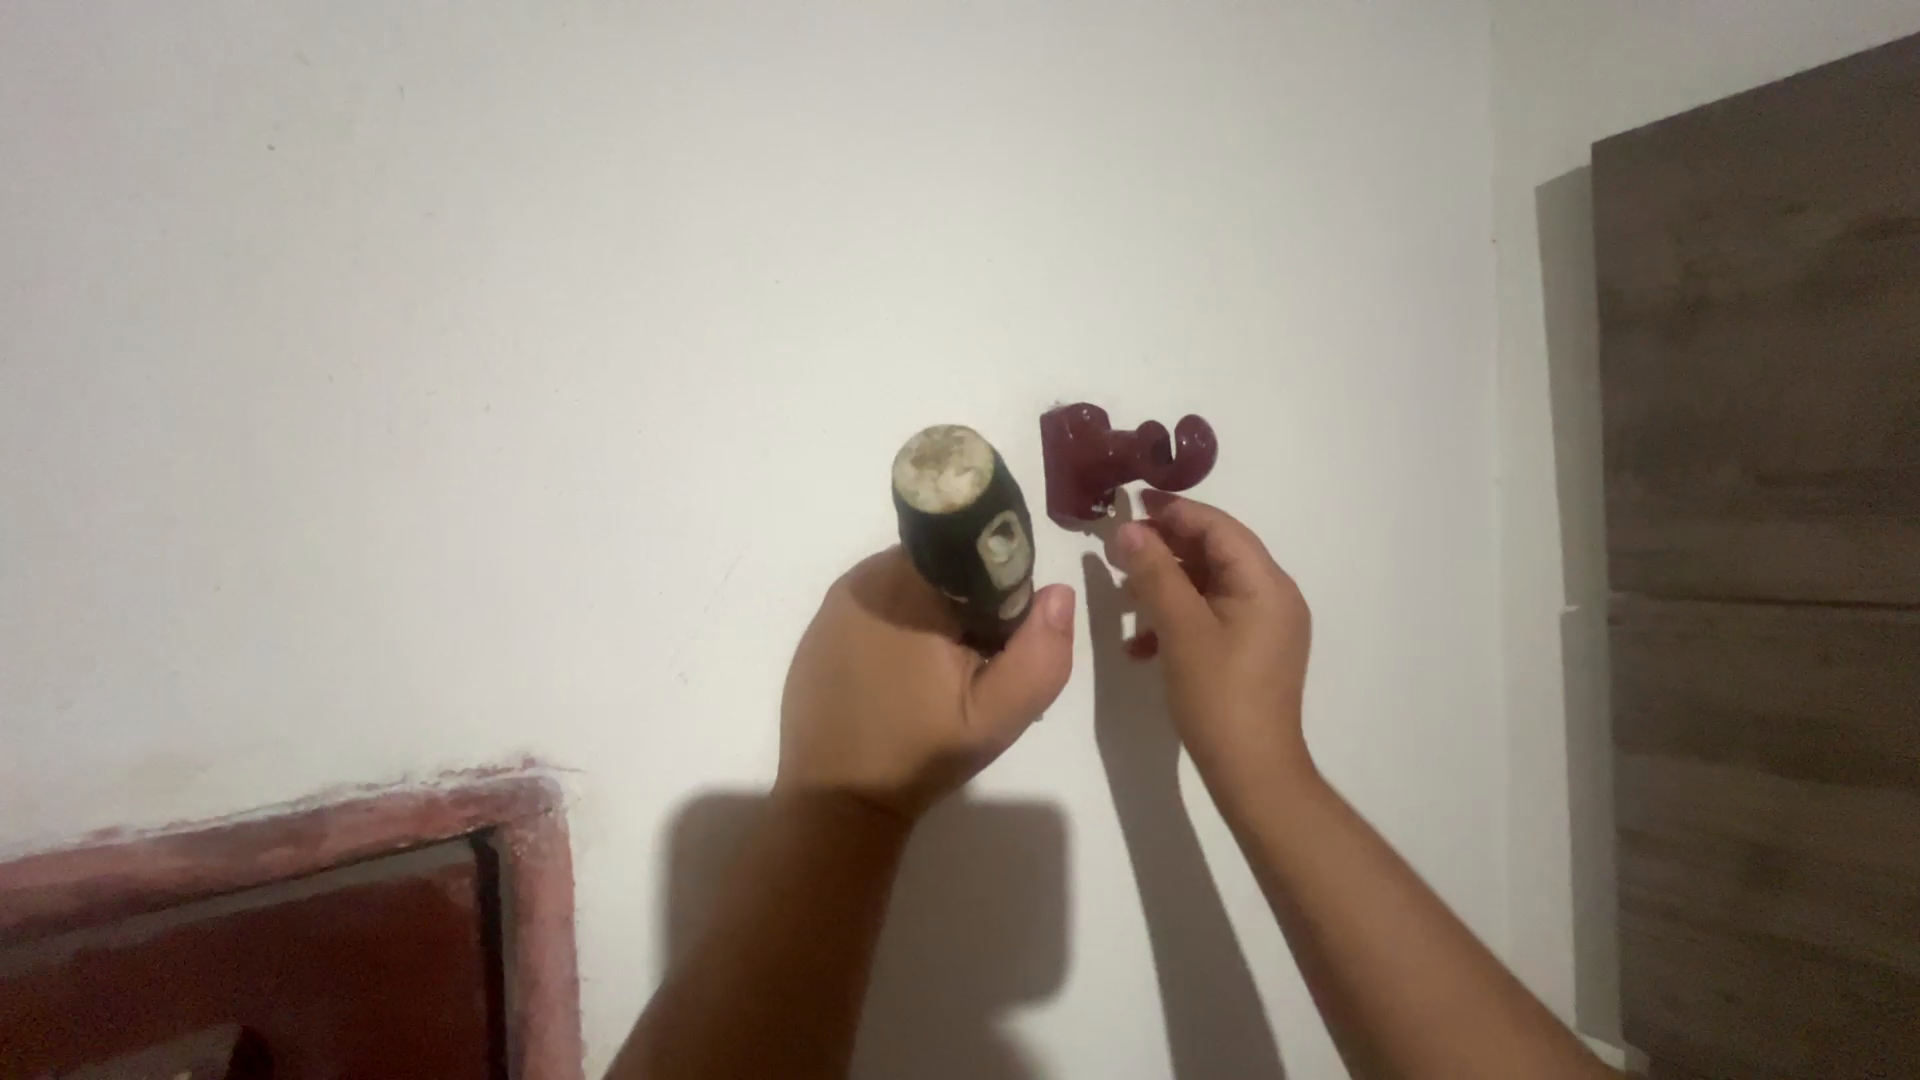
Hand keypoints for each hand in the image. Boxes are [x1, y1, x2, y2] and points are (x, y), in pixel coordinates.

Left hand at [778, 547, 1075, 819]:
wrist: (835, 800)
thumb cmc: (918, 753)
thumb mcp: (997, 715)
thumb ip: (1041, 653)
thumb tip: (1058, 592)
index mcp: (907, 585)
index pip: (975, 555)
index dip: (1003, 593)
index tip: (1002, 641)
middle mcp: (866, 578)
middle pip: (943, 568)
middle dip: (970, 605)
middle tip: (975, 665)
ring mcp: (837, 603)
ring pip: (911, 584)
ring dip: (935, 615)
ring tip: (938, 675)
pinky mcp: (821, 627)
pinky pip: (879, 606)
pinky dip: (901, 627)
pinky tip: (903, 677)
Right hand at [1104, 491, 1312, 797]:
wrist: (1252, 772)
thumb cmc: (1218, 695)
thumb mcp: (1180, 629)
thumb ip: (1154, 573)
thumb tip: (1127, 529)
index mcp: (1266, 584)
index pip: (1219, 527)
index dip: (1175, 510)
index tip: (1132, 503)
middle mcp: (1273, 596)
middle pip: (1214, 553)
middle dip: (1165, 550)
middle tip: (1118, 549)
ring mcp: (1264, 626)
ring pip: (1208, 586)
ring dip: (1165, 586)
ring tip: (1124, 596)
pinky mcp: (1250, 650)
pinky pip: (1210, 616)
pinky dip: (1176, 618)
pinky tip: (1141, 644)